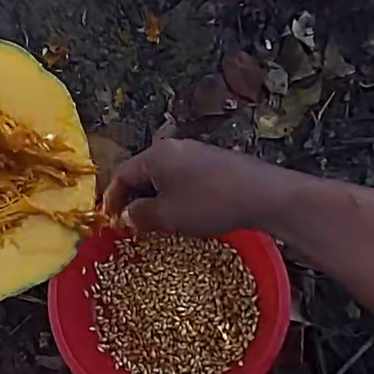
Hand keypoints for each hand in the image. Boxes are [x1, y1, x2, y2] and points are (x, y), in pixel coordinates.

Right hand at [102, 138, 303, 234]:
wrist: (263, 195)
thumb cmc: (209, 203)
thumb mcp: (167, 215)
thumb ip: (140, 215)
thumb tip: (128, 216)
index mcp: (155, 156)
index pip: (121, 174)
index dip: (112, 199)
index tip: (110, 221)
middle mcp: (174, 148)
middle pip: (141, 173)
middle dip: (133, 199)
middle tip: (130, 224)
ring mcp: (196, 153)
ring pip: (163, 177)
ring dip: (154, 199)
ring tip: (154, 223)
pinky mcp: (214, 163)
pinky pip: (183, 179)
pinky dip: (174, 196)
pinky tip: (183, 214)